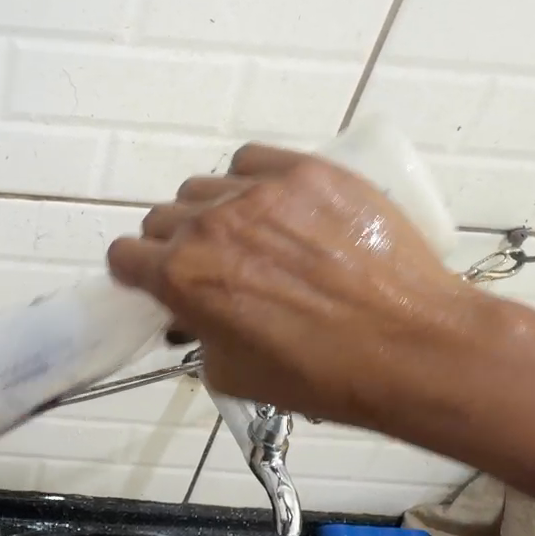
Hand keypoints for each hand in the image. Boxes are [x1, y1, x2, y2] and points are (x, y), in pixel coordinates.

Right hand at [106, 144, 479, 426]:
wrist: (411, 348)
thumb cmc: (317, 375)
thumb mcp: (229, 373)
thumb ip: (194, 333)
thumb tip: (195, 313)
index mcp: (179, 276)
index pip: (123, 254)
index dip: (136, 271)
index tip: (155, 281)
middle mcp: (206, 225)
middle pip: (160, 218)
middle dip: (172, 244)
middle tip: (209, 267)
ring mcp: (257, 192)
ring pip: (202, 188)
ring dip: (210, 213)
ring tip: (249, 236)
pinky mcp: (304, 172)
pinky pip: (250, 160)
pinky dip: (248, 179)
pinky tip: (274, 204)